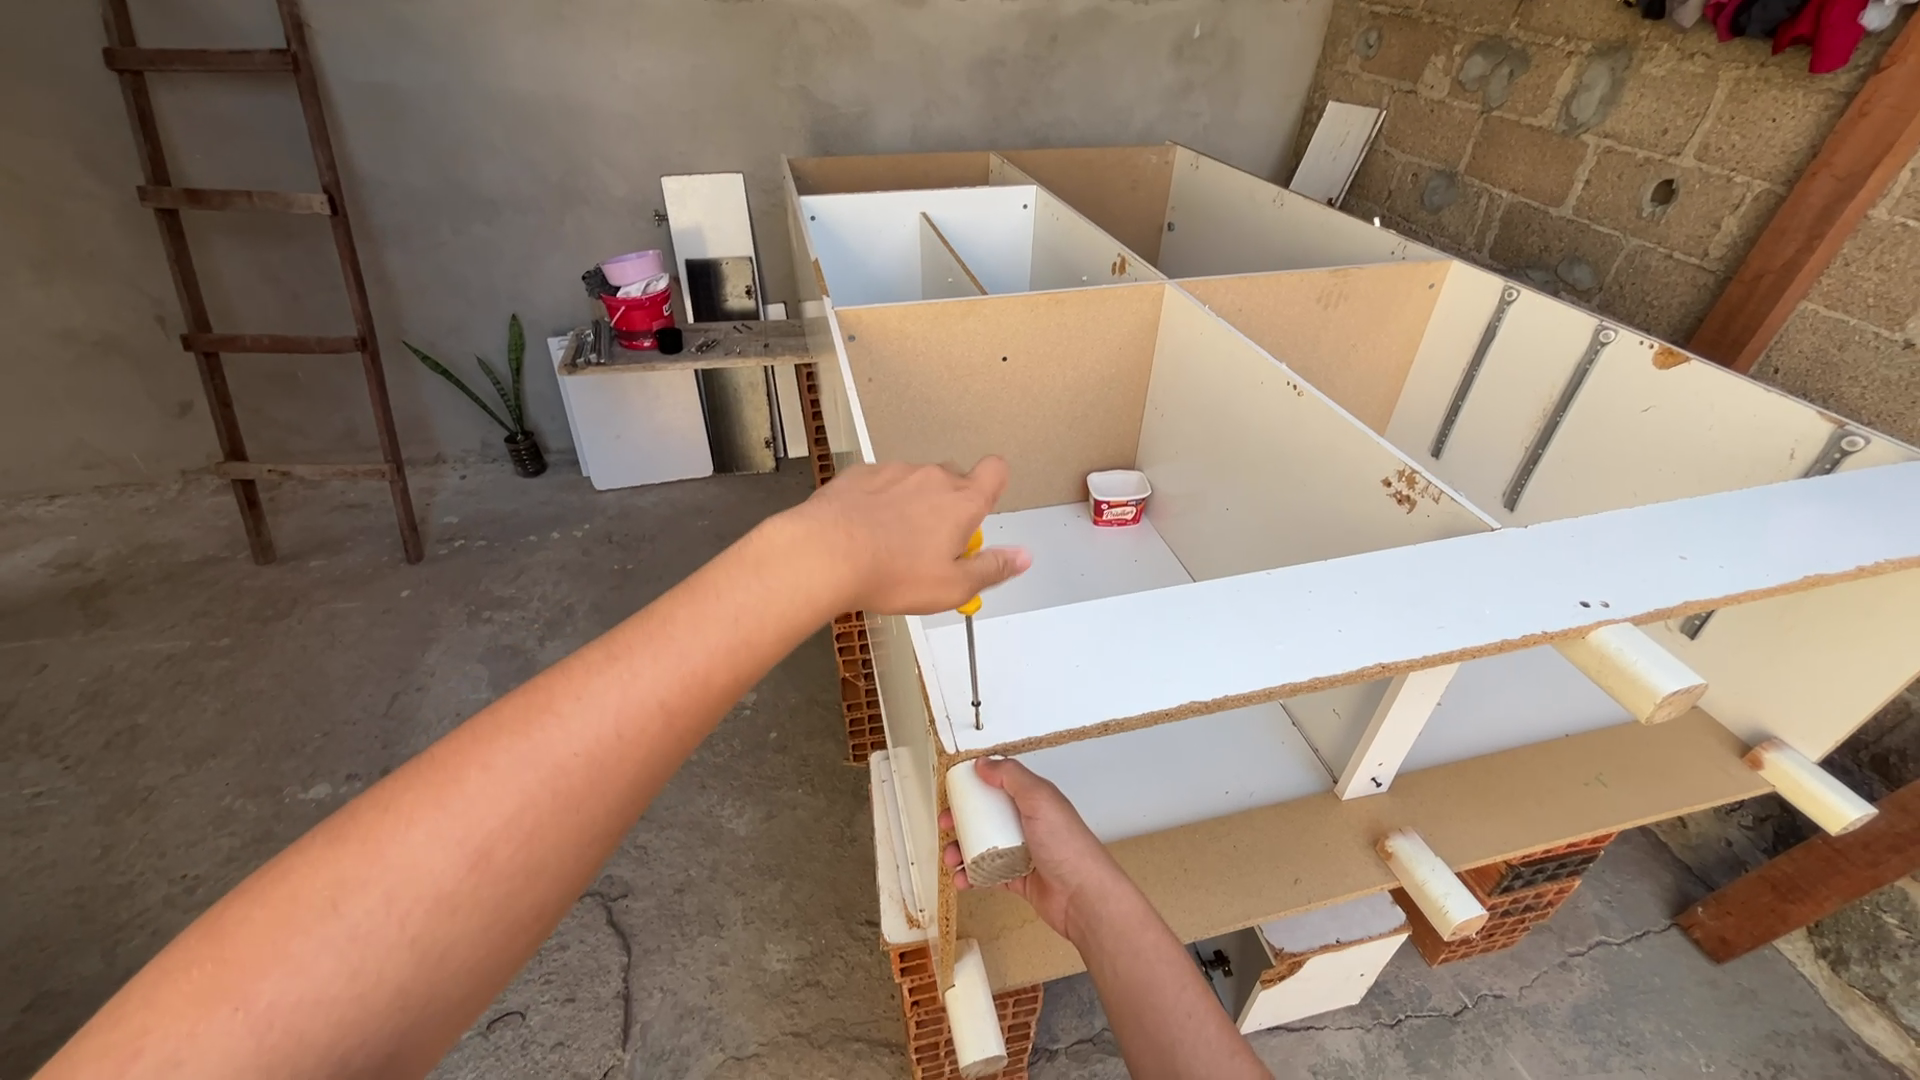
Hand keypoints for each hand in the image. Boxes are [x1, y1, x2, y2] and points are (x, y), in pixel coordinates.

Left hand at [782, 457, 1029, 614]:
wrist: (825, 554)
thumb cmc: (892, 573)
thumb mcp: (953, 587)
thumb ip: (992, 568)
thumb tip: (1022, 556)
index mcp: (962, 502)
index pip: (996, 471)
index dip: (994, 486)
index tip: (980, 512)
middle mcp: (932, 477)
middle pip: (953, 481)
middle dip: (949, 508)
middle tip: (932, 547)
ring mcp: (894, 472)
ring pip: (914, 483)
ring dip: (911, 505)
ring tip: (891, 544)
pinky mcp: (859, 475)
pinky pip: (879, 484)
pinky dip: (877, 502)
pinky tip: (863, 532)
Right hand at [942, 758, 1122, 943]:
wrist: (1083, 897)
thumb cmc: (1068, 846)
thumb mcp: (1039, 798)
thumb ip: (1011, 776)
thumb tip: (985, 762)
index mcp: (1034, 800)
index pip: (1000, 784)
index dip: (975, 785)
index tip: (953, 789)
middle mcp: (1027, 823)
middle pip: (986, 816)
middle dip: (961, 820)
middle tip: (945, 824)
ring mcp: (1022, 852)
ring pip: (983, 846)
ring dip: (962, 850)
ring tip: (951, 858)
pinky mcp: (1018, 878)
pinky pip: (987, 874)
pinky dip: (971, 876)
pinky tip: (963, 879)